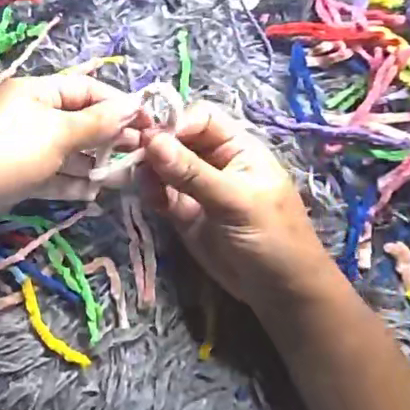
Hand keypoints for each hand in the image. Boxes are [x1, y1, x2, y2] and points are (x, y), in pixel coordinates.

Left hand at [0, 75, 144, 239]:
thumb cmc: (6, 153)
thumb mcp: (55, 134)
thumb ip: (96, 122)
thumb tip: (133, 104)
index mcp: (37, 92)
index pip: (87, 90)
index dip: (119, 103)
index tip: (150, 122)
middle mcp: (32, 116)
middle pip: (80, 122)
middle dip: (111, 137)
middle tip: (143, 155)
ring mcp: (24, 148)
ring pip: (69, 153)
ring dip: (95, 164)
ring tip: (125, 178)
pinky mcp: (19, 177)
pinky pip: (53, 176)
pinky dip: (72, 183)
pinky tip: (94, 194)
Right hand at [136, 102, 337, 304]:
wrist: (279, 292)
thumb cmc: (272, 238)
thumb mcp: (235, 201)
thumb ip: (192, 172)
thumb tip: (152, 140)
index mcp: (236, 147)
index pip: (199, 118)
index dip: (175, 122)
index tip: (150, 138)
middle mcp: (213, 161)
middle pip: (175, 138)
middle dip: (153, 144)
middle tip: (129, 153)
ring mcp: (195, 187)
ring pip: (162, 165)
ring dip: (146, 168)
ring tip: (136, 178)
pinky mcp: (182, 212)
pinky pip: (158, 193)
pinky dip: (148, 192)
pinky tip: (148, 198)